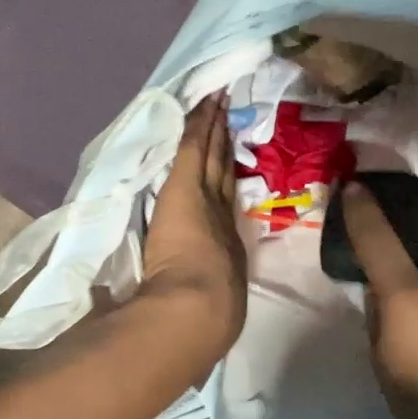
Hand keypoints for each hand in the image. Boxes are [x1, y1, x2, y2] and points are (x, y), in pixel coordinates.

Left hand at [137, 93, 247, 364]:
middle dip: (227, 146)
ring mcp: (204, 199)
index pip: (226, 207)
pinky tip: (203, 102)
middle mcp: (223, 219)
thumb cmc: (203, 316)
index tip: (231, 162)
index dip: (229, 182)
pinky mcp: (185, 186)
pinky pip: (193, 147)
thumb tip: (207, 311)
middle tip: (232, 116)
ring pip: (212, 156)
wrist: (197, 308)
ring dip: (216, 129)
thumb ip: (208, 301)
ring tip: (219, 102)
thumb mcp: (212, 308)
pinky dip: (199, 124)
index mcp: (227, 249)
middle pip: (225, 174)